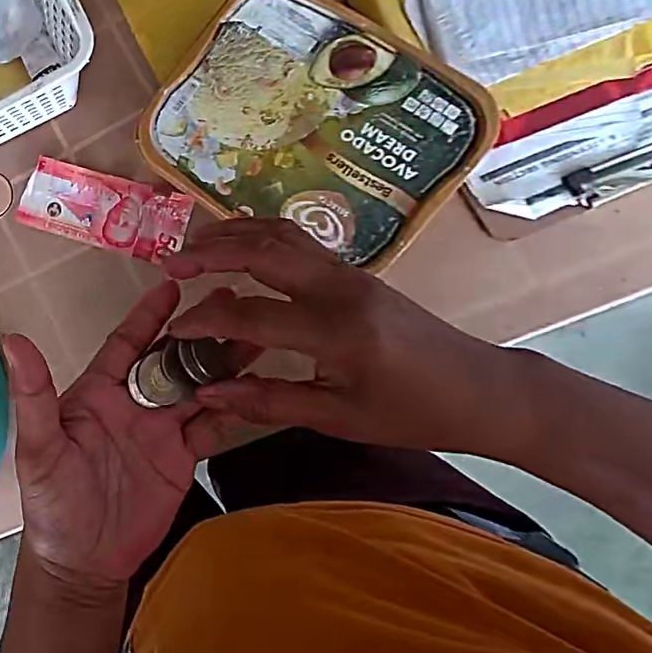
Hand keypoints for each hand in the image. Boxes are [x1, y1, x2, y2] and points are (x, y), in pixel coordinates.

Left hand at [4, 280, 252, 590]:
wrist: (83, 561)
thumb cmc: (52, 501)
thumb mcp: (39, 448)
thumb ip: (34, 395)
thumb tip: (14, 339)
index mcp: (100, 390)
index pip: (128, 342)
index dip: (149, 315)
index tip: (173, 285)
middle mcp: (134, 402)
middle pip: (172, 359)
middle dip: (200, 331)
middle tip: (233, 303)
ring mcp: (161, 429)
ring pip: (199, 387)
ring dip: (225, 364)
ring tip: (257, 339)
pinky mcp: (183, 457)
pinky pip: (212, 426)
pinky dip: (234, 409)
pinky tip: (259, 392)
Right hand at [163, 218, 530, 456]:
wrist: (481, 388)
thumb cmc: (413, 412)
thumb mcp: (339, 418)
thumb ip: (268, 401)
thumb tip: (209, 392)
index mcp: (335, 331)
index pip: (251, 315)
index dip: (205, 321)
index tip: (173, 330)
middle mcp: (338, 288)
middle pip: (262, 252)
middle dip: (210, 253)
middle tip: (170, 264)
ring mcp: (347, 272)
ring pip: (280, 234)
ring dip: (233, 235)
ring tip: (194, 246)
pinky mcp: (352, 270)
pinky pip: (297, 240)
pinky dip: (259, 234)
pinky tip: (239, 245)